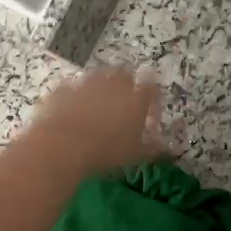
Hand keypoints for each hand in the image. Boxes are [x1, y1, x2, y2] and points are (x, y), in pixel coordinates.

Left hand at [29, 66, 163, 174]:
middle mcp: (114, 85)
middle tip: (123, 105)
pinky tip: (72, 112)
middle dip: (126, 86)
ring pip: (98, 78)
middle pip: (125, 75)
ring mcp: (87, 84)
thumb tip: (167, 148)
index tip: (150, 113)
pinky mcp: (64, 90)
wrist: (63, 146)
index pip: (152, 88)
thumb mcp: (135, 155)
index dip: (152, 98)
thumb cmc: (107, 151)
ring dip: (100, 88)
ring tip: (97, 108)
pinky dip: (75, 97)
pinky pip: (73, 89)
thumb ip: (153, 149)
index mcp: (136, 99)